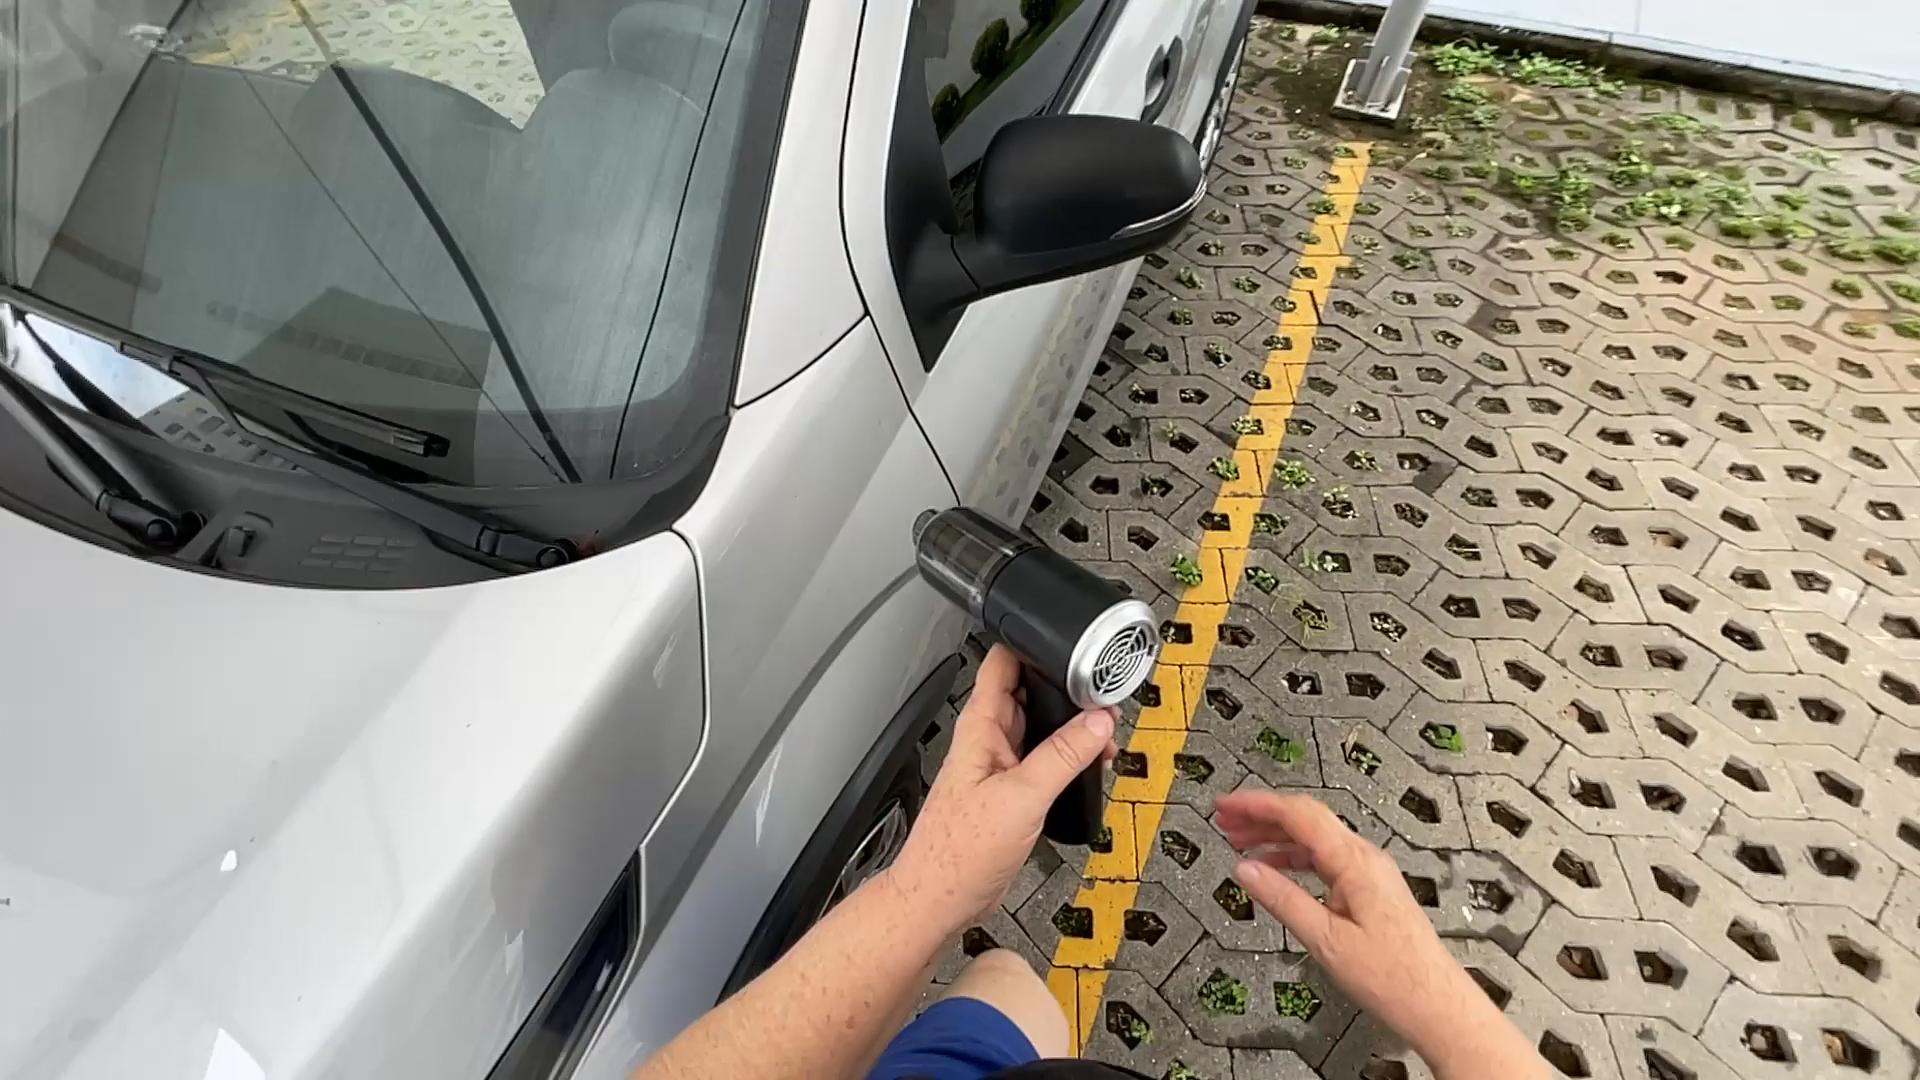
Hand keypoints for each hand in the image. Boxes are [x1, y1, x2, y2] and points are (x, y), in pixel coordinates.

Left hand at [885, 645, 1116, 932]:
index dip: (1032, 644)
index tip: (1066, 644)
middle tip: (1100, 698)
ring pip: (1039, 727)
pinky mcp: (1009, 788)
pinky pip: (1042, 759)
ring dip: (1068, 728)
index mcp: (980, 726)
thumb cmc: (959, 851)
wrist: (943, 898)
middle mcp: (988, 738)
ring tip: (1102, 736)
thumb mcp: (1022, 797)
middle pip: (1029, 692)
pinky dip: (1066, 758)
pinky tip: (1087, 767)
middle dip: (1064, 692)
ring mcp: (999, 763)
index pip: (1002, 662)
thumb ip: (1063, 757)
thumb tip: (1097, 723)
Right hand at [1215, 791, 1539, 1076]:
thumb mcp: (1327, 942)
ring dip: (1273, 834)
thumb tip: (1245, 869)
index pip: (1297, 814)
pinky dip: (1291, 855)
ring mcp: (1368, 871)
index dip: (1256, 804)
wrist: (1444, 1013)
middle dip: (1260, 814)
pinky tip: (1272, 868)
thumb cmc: (1396, 981)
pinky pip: (1322, 857)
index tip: (1226, 804)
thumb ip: (1282, 900)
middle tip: (1224, 818)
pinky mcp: (1369, 888)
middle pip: (1304, 817)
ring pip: (1312, 836)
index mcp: (1355, 862)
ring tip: (1238, 840)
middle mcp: (1364, 858)